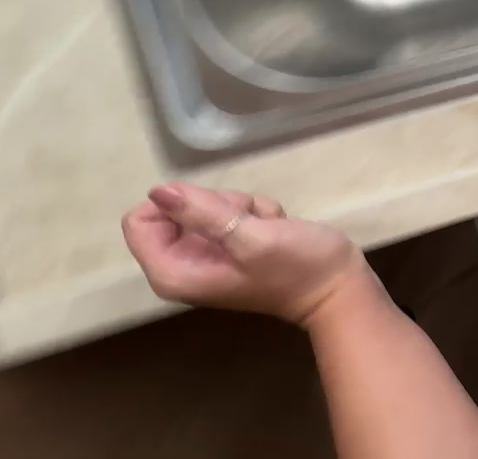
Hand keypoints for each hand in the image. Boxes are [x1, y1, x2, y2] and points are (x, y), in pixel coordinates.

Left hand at [122, 181, 372, 327]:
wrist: (337, 287)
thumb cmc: (296, 266)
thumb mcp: (254, 238)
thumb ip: (205, 214)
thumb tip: (159, 190)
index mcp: (174, 271)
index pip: (140, 222)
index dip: (179, 203)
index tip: (219, 207)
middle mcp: (183, 264)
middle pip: (179, 211)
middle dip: (221, 204)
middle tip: (252, 220)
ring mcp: (209, 256)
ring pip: (211, 207)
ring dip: (245, 207)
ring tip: (270, 226)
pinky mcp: (233, 248)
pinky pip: (233, 214)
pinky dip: (257, 214)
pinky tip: (276, 228)